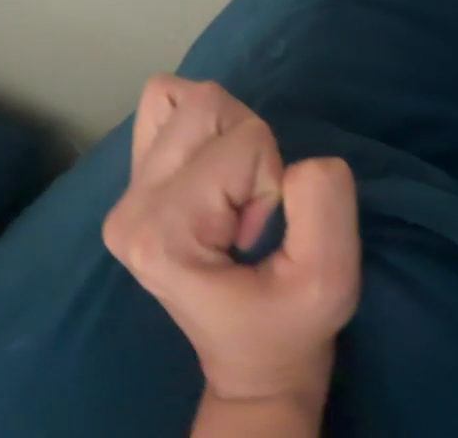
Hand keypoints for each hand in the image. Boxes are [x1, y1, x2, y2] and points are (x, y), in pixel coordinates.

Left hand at [104, 75, 360, 409]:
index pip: (245, 141)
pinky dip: (201, 122)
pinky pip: (162, 108)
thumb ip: (324, 204)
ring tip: (235, 187)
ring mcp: (126, 196)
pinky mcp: (135, 186)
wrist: (256, 359)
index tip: (265, 234)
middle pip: (205, 104)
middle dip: (252, 144)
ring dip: (230, 132)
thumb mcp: (331, 275)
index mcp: (165, 234)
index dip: (274, 179)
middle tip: (252, 204)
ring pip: (181, 98)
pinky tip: (215, 168)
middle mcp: (130, 208)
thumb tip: (302, 159)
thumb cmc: (294, 322)